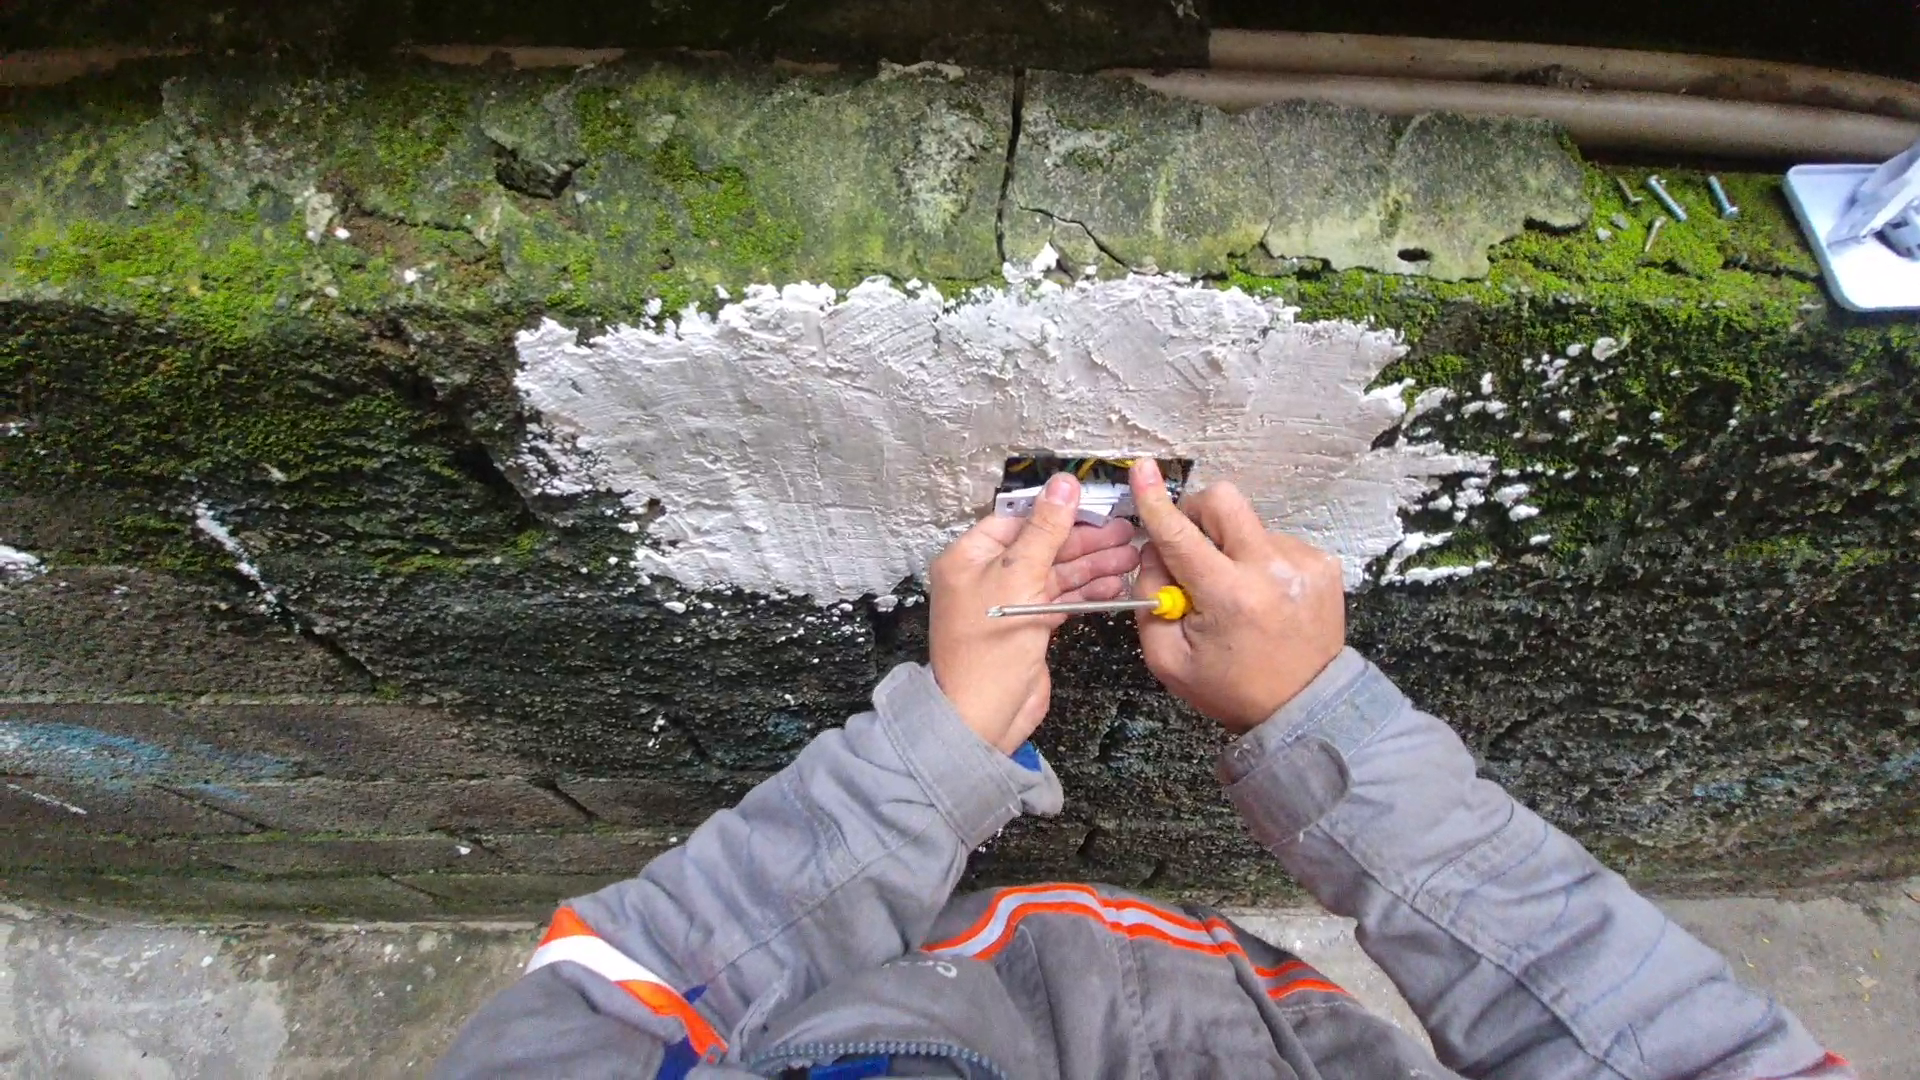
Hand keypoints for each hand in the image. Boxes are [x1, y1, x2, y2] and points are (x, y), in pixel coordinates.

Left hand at [929, 474, 1141, 752]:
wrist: (985, 716)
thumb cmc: (986, 652)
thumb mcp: (1018, 577)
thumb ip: (1045, 530)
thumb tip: (1062, 486)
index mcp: (969, 557)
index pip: (1016, 520)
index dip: (1055, 511)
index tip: (1092, 502)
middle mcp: (986, 577)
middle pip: (1042, 545)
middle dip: (1084, 540)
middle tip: (1124, 531)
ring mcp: (1010, 603)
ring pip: (1056, 573)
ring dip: (1093, 565)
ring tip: (1129, 555)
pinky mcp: (1029, 627)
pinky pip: (1061, 599)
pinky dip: (1087, 592)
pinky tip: (1115, 584)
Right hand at [1129, 459, 1345, 733]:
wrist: (1307, 709)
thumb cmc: (1232, 688)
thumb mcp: (1167, 658)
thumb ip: (1148, 599)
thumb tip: (1153, 553)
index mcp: (1229, 596)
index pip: (1180, 536)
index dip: (1155, 500)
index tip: (1142, 470)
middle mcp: (1270, 570)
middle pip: (1223, 501)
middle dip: (1195, 511)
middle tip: (1187, 544)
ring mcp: (1303, 563)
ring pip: (1245, 523)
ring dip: (1227, 545)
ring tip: (1232, 590)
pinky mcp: (1321, 564)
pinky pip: (1272, 540)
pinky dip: (1255, 558)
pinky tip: (1258, 593)